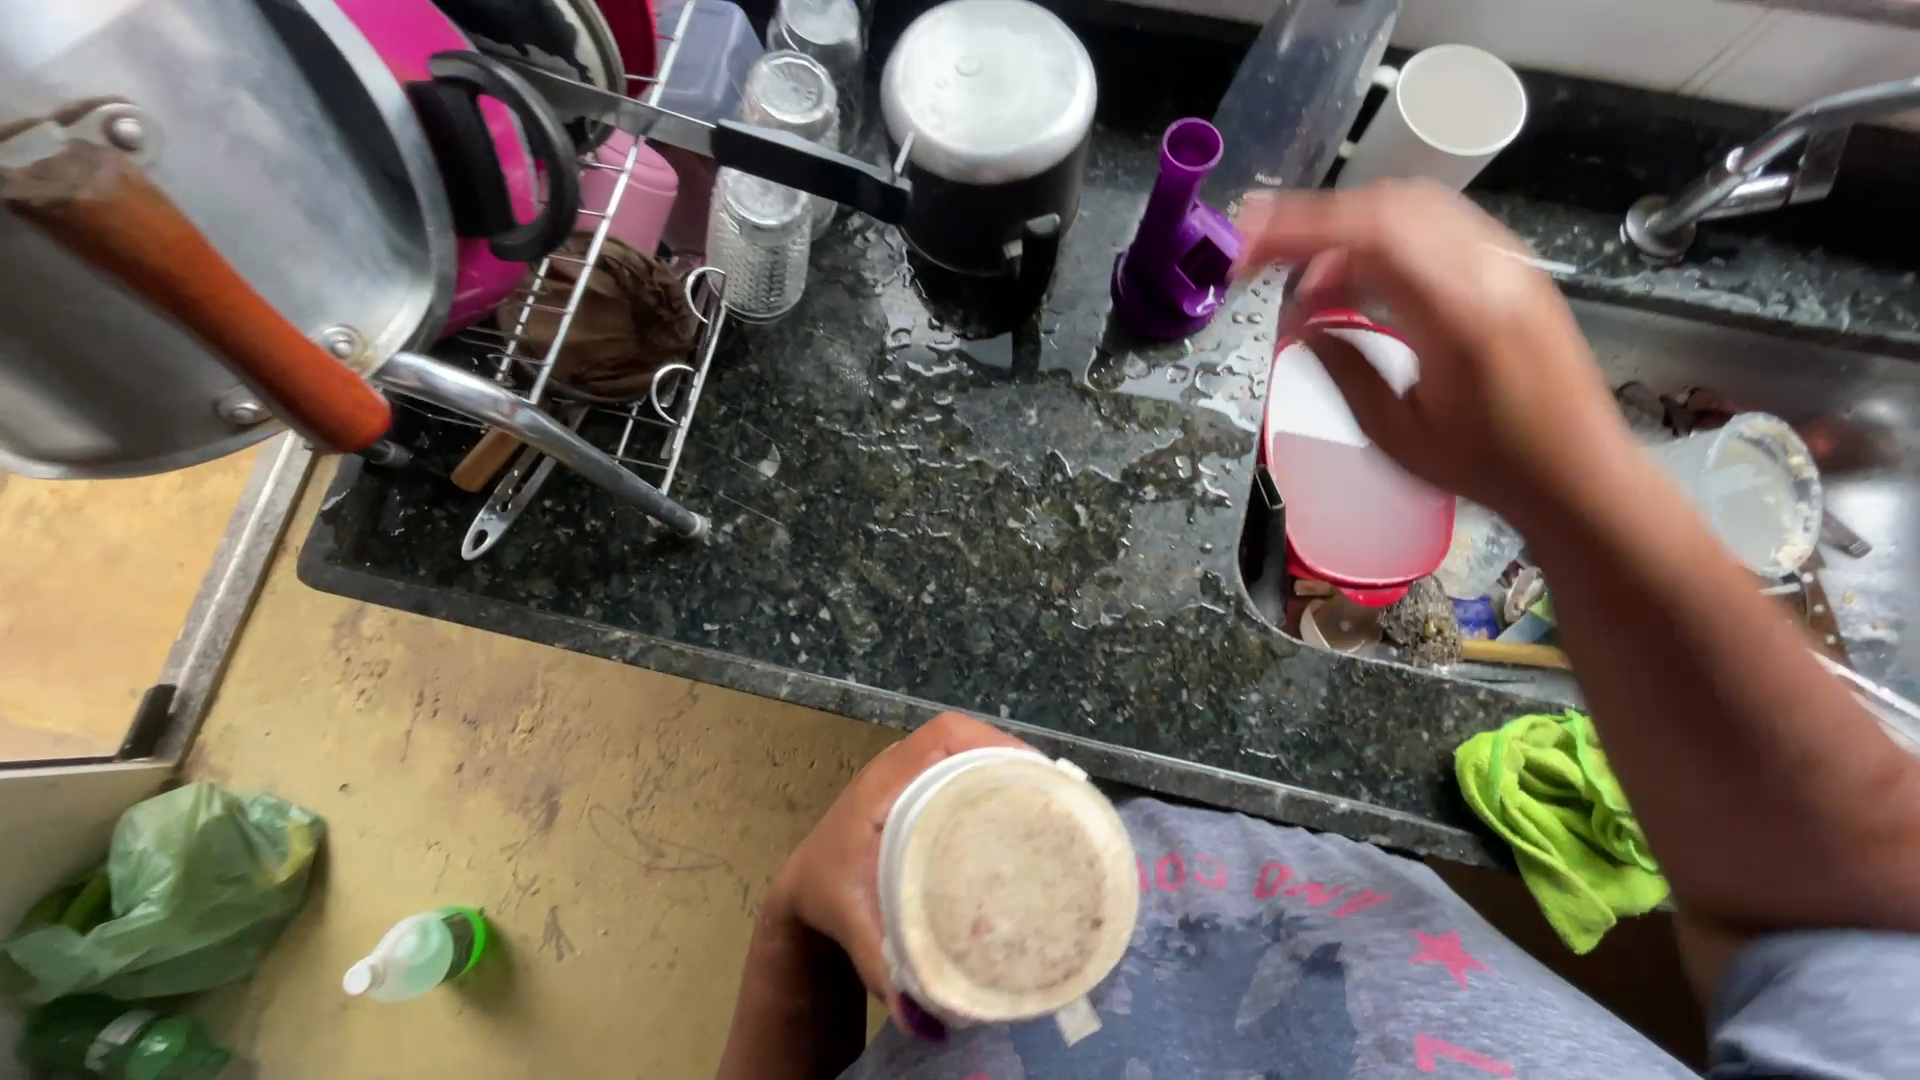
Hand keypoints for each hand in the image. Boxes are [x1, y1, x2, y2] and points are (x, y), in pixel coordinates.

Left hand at [763, 712, 1031, 1037]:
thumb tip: (929, 1017)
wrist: (802, 892)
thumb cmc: (826, 896)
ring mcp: (905, 774)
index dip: (993, 742)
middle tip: (1055, 794)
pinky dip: (987, 776)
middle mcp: (896, 768)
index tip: (1037, 772)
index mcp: (884, 783)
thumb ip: (882, 963)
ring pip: (962, 750)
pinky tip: (1015, 807)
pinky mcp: (913, 788)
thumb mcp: (852, 925)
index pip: (943, 737)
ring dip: (1002, 764)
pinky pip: (956, 766)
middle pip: (963, 738)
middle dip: (1011, 756)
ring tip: (1047, 797)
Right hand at [1236, 181, 1636, 519]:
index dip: (1298, 229)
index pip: (1370, 234)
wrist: (1576, 472)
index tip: (1246, 248)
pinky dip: (1381, 241)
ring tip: (1306, 281)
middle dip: (1312, 223)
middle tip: (1260, 256)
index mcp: (1459, 313)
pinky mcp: (1511, 270)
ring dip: (1346, 232)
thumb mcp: (1394, 432)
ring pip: (1412, 209)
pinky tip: (1355, 281)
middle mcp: (1491, 270)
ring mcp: (1508, 264)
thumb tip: (1299, 324)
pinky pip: (1436, 228)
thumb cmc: (1486, 465)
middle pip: (1388, 207)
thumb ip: (1342, 367)